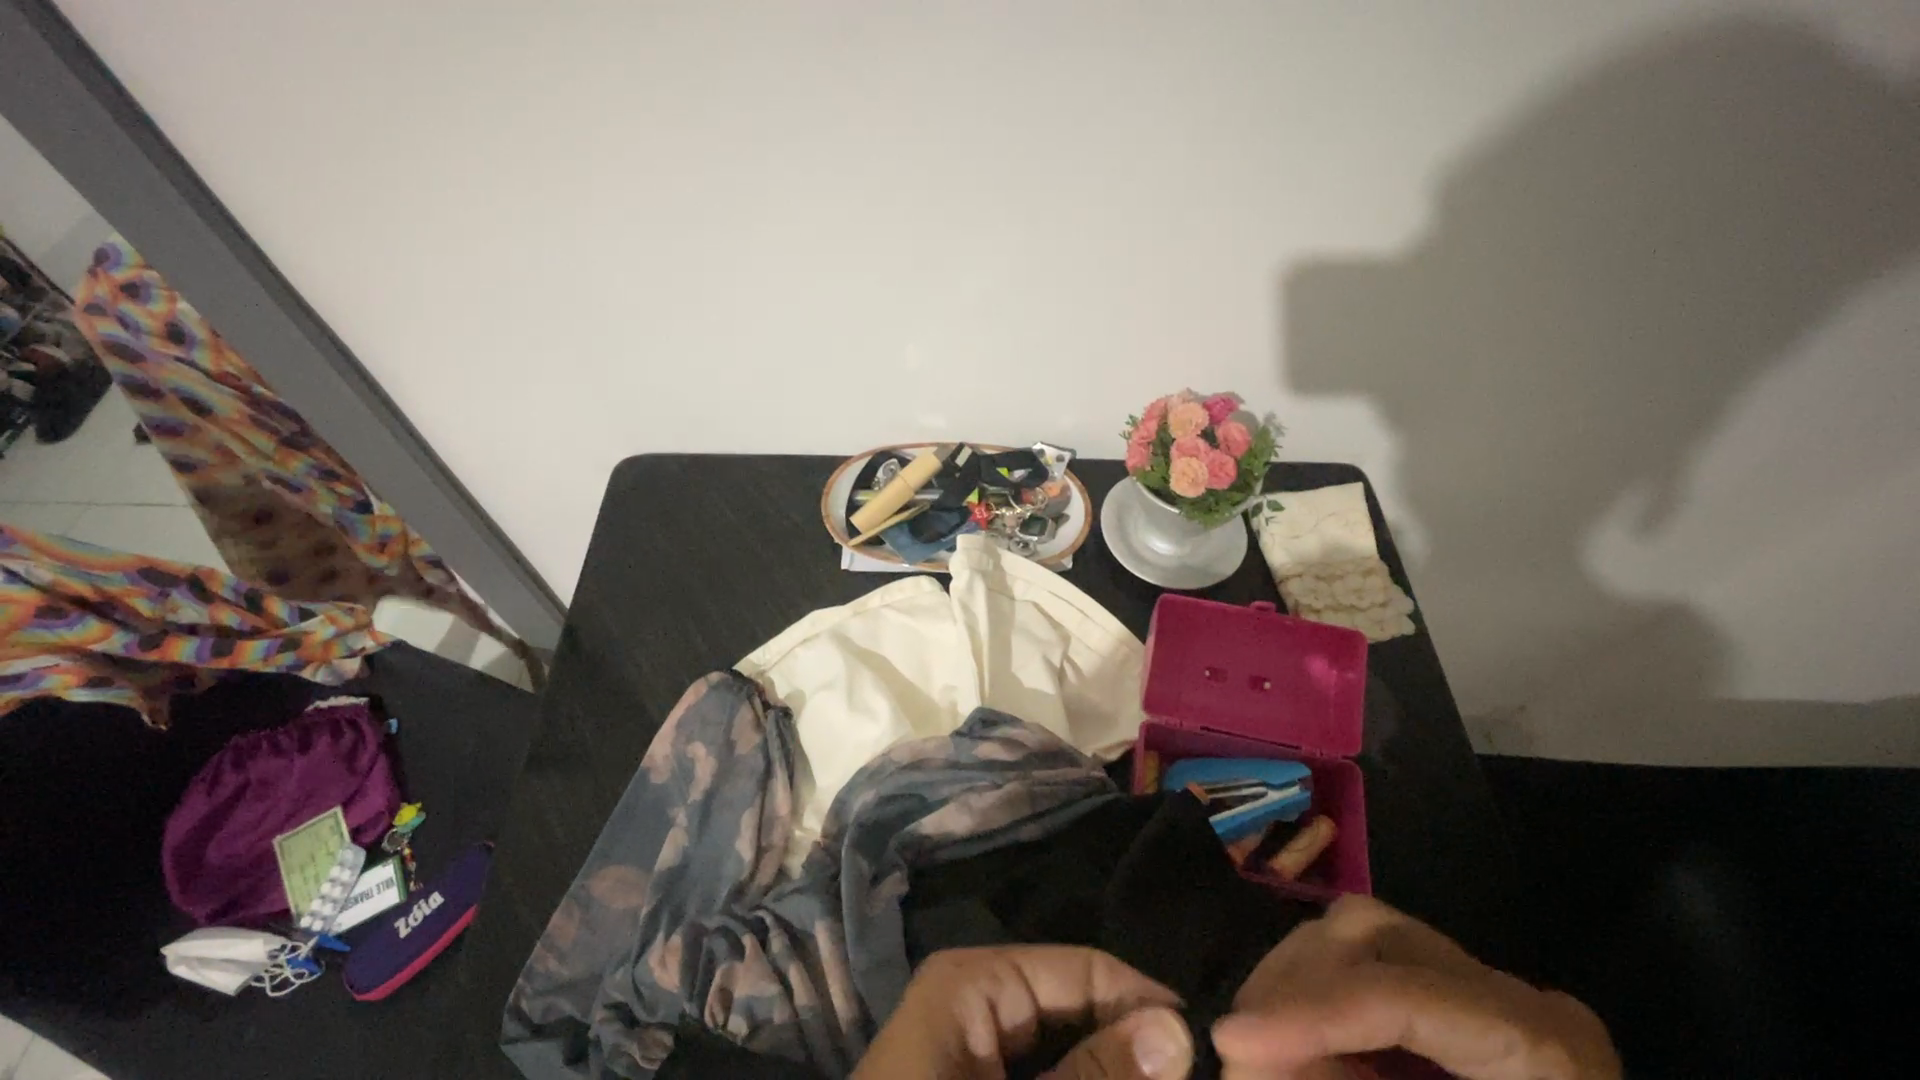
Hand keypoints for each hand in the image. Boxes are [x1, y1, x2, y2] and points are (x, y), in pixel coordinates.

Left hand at [852, 945, 1194, 1079]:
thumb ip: (1094, 1075)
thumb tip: (1179, 1028)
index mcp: (976, 980)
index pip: (1087, 968)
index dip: (1149, 1006)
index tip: (1211, 1056)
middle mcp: (978, 996)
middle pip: (1079, 1008)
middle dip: (1132, 1050)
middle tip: (1194, 1079)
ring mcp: (974, 1042)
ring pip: (1066, 1048)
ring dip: (1109, 1070)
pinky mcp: (975, 1075)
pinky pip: (1043, 1070)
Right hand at [1214, 895, 1619, 1079]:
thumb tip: (1240, 1057)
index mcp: (1540, 1045)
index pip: (1399, 993)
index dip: (1307, 1013)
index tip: (1228, 1043)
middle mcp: (1514, 998)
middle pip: (1371, 938)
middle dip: (1292, 989)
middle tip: (1239, 1049)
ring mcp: (1487, 998)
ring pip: (1358, 943)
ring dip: (1297, 993)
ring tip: (1266, 1053)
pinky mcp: (1459, 1015)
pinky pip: (1365, 976)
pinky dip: (1320, 1010)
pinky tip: (1301, 1051)